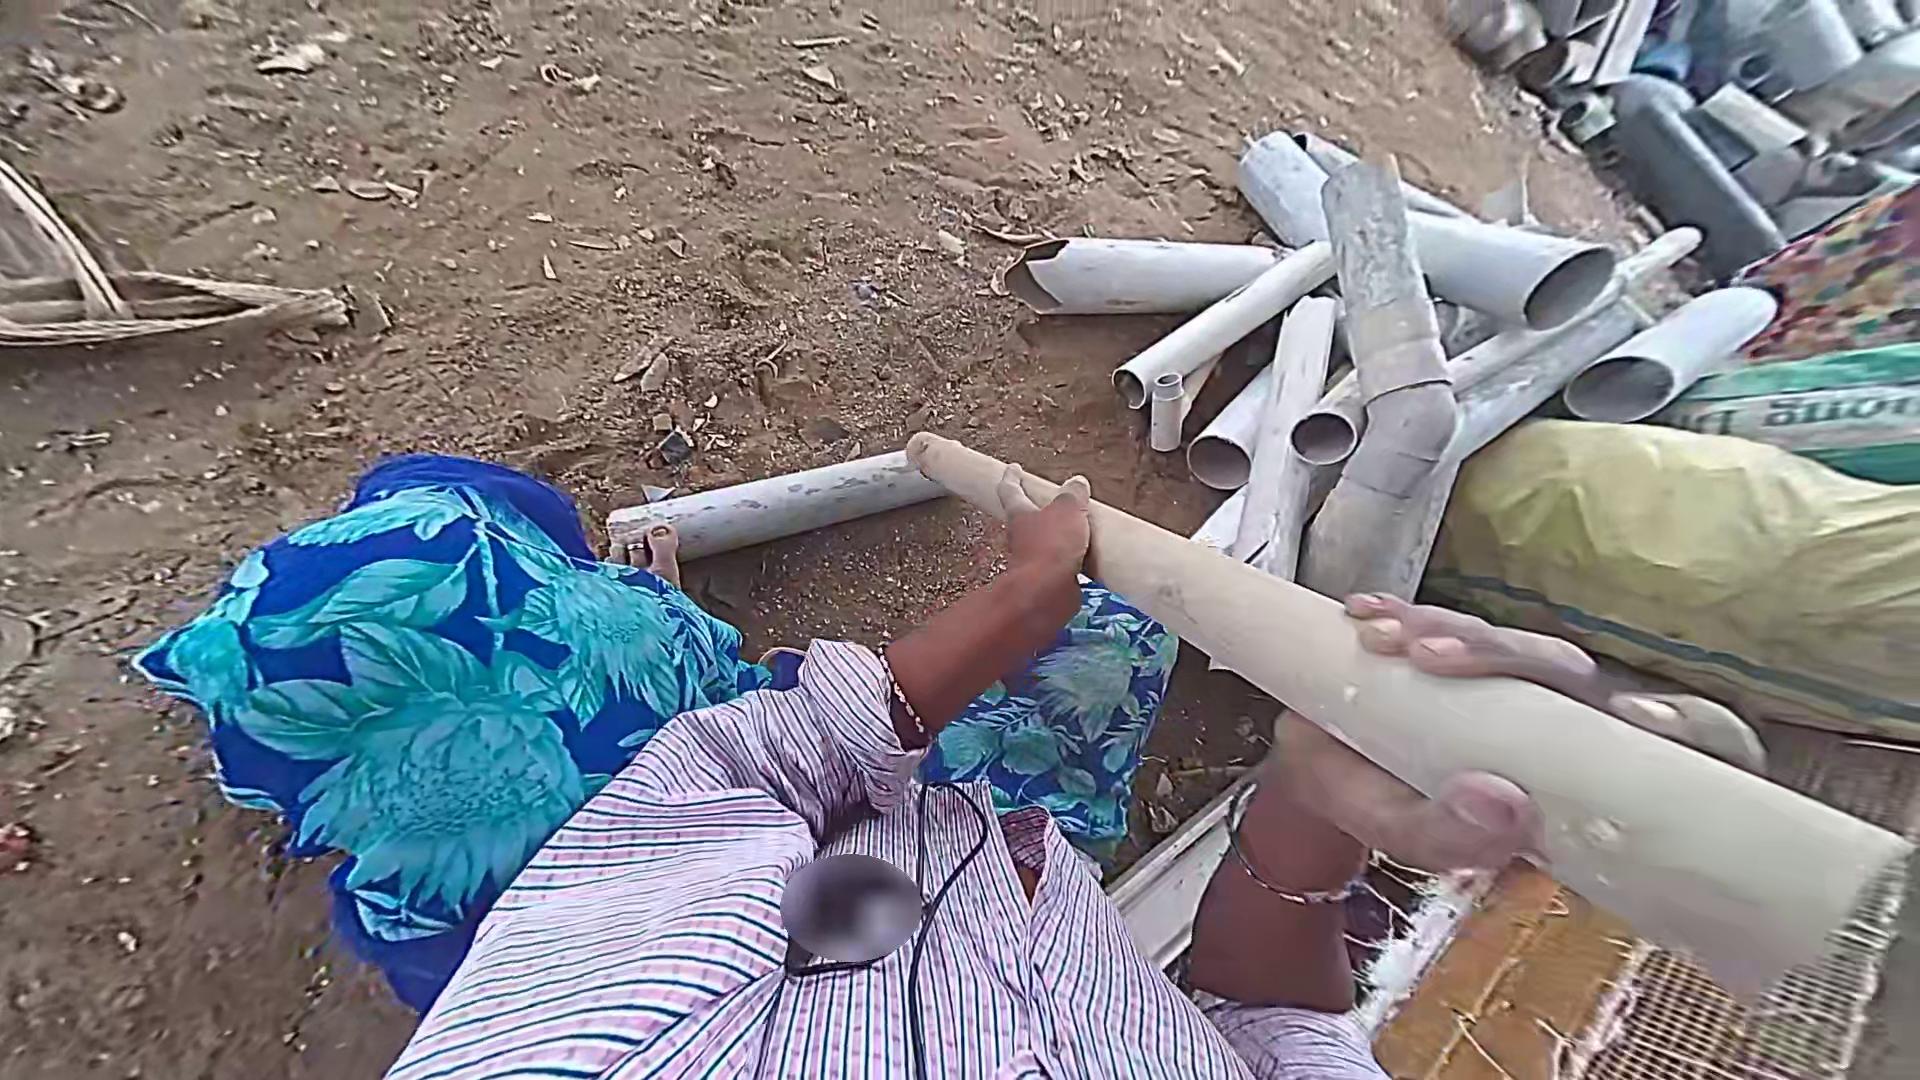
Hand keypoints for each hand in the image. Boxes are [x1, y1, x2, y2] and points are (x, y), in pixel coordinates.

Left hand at [996, 465, 1090, 576]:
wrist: (1047, 593)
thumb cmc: (1052, 545)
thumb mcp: (1068, 511)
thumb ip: (1072, 496)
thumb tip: (1077, 482)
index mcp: (1020, 514)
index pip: (1011, 490)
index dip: (1012, 477)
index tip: (1013, 467)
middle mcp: (1021, 536)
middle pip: (1028, 517)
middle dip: (1039, 509)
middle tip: (1054, 500)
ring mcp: (1033, 560)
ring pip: (1045, 541)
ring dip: (1058, 534)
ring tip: (1079, 526)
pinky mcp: (1047, 579)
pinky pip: (1061, 562)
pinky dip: (1072, 556)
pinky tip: (1087, 554)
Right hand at [1263, 594, 1765, 873]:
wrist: (1305, 761)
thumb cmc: (1367, 802)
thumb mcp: (1405, 835)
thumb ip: (1454, 837)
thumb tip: (1506, 802)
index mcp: (1559, 769)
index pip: (1658, 742)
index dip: (1682, 723)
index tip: (1638, 714)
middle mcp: (1528, 710)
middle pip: (1553, 664)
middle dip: (1494, 650)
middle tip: (1425, 655)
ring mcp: (1471, 670)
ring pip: (1484, 630)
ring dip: (1432, 624)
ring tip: (1374, 636)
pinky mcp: (1420, 640)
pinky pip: (1420, 614)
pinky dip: (1391, 608)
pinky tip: (1358, 612)